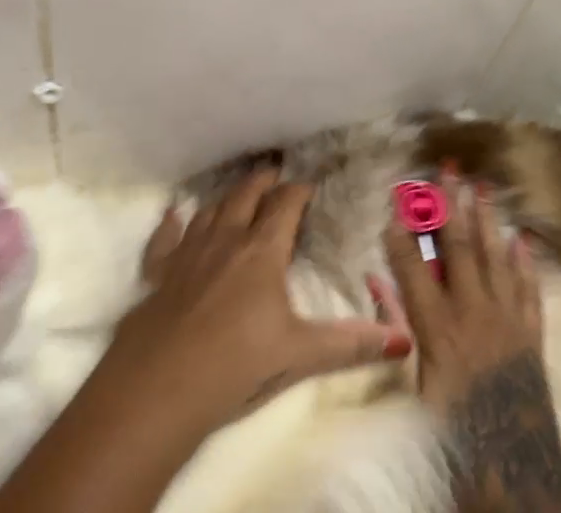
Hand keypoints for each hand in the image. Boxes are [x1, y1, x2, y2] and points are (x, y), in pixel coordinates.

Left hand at [103, 169, 411, 437]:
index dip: (299, 191)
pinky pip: (164, 239)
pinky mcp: (157, 274)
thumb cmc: (236, 364)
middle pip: (244, 196)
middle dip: (262, 182)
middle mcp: (224, 241)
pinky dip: (171, 224)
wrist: (159, 385)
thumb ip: (350, 345)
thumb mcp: (300, 356)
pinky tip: (172, 216)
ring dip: (225, 199)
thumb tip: (404, 341)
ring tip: (237, 195)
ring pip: (208, 212)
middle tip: (274, 174)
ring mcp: (186, 254)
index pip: (284, 206)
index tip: (310, 185)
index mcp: (261, 252)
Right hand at [383, 171, 560, 512]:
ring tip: (481, 186)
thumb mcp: (413, 384)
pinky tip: (521, 238)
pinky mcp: (532, 332)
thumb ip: (397, 328)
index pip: (413, 266)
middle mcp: (472, 312)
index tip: (396, 199)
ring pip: (495, 257)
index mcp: (436, 327)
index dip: (402, 231)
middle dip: (448, 206)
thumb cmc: (452, 428)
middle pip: (458, 248)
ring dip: (486, 220)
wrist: (513, 464)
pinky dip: (524, 262)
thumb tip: (376, 282)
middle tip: (445, 169)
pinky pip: (529, 288)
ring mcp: (507, 318)